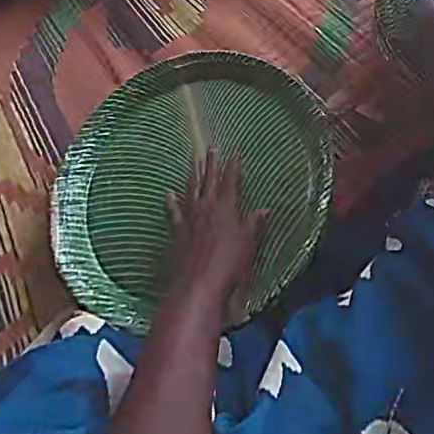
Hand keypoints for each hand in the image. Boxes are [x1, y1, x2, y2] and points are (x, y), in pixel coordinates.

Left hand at [165, 149, 268, 309]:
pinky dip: (171, 201)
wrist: (198, 286)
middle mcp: (207, 207)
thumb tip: (265, 208)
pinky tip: (168, 193)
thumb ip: (254, 224)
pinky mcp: (178, 231)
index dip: (233, 166)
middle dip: (212, 164)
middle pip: (209, 180)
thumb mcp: (249, 244)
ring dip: (193, 175)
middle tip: (211, 148)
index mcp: (226, 208)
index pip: (231, 181)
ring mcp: (190, 218)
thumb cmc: (229, 265)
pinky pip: (174, 211)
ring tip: (194, 161)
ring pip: (191, 190)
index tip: (235, 152)